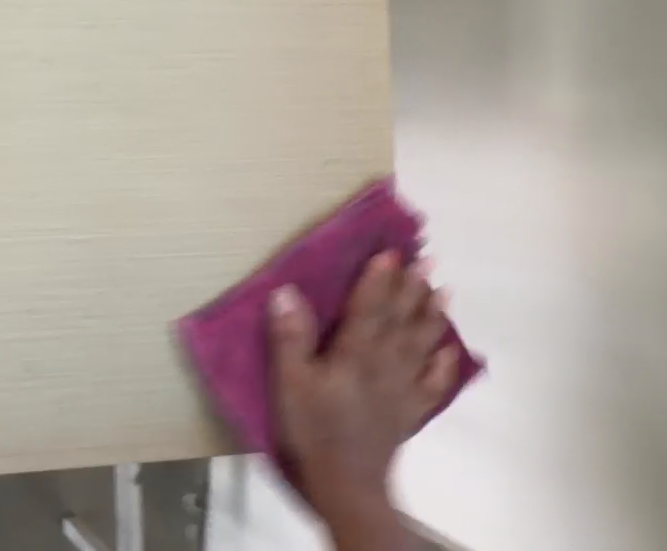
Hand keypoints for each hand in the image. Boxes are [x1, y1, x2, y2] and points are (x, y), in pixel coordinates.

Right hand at [270, 254, 456, 545]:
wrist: (345, 483)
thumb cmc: (310, 426)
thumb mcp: (289, 379)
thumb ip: (290, 336)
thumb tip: (287, 291)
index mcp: (356, 355)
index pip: (369, 309)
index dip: (379, 280)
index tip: (391, 252)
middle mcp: (386, 366)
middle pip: (401, 322)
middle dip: (412, 290)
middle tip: (427, 261)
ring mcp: (402, 390)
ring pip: (420, 345)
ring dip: (431, 316)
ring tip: (442, 290)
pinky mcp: (408, 411)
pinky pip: (431, 382)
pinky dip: (442, 362)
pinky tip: (448, 349)